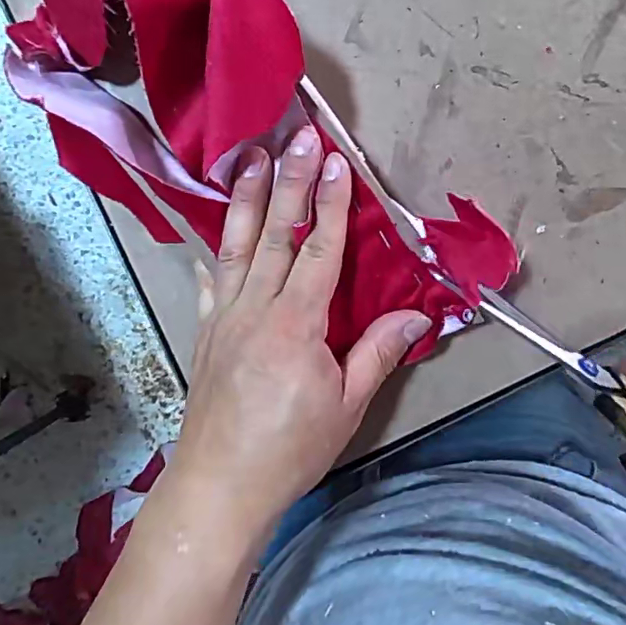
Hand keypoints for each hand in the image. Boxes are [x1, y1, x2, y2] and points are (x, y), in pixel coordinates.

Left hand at [172, 127, 431, 546]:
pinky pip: (210, 285)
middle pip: (278, 234)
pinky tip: (210, 242)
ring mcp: (224, 318)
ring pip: (237, 247)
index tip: (337, 161)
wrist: (219, 487)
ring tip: (252, 159)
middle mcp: (256, 308)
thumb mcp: (347, 406)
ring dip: (247, 200)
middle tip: (298, 137)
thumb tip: (420, 315)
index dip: (331, 203)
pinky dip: (214, 257)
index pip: (319, 250)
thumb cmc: (290, 450)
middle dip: (292, 181)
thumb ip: (379, 352)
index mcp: (296, 324)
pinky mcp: (205, 334)